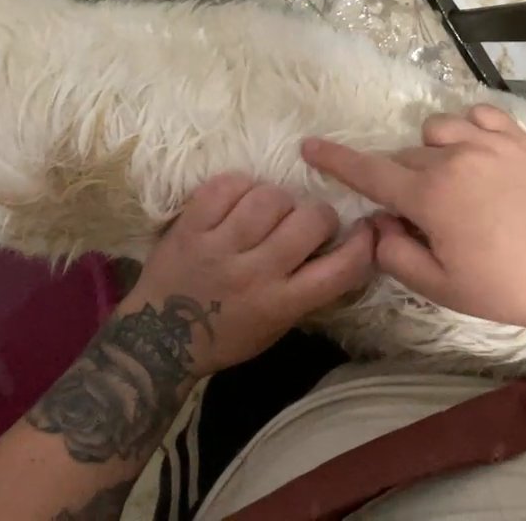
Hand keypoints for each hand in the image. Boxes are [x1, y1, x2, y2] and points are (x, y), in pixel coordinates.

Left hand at [120, 174, 375, 377]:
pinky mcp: (190, 227)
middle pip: (309, 221)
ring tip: (269, 209)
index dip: (363, 243)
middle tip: (306, 220)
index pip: (341, 270)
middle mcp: (255, 274)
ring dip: (277, 198)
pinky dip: (240, 185)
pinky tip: (239, 197)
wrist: (159, 340)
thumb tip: (341, 245)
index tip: (366, 229)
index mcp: (282, 304)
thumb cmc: (227, 333)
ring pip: (269, 198)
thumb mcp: (277, 325)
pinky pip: (226, 186)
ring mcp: (219, 247)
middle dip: (317, 214)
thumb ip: (308, 288)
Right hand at [301, 104, 525, 343]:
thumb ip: (396, 254)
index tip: (309, 144)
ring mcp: (489, 141)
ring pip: (437, 130)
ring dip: (431, 153)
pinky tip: (479, 154)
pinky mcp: (520, 138)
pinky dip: (468, 129)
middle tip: (423, 220)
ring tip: (452, 184)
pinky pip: (478, 115)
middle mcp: (453, 157)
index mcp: (429, 194)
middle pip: (404, 157)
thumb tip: (378, 223)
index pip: (368, 171)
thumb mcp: (443, 287)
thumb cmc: (510, 287)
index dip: (335, 159)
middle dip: (400, 182)